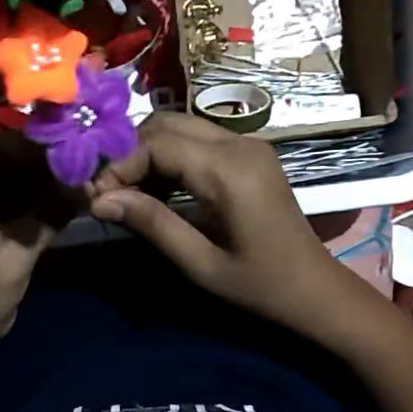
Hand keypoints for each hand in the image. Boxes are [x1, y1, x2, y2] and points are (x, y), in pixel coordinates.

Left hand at [0, 132, 77, 377]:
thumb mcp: (13, 251)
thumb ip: (49, 212)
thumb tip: (91, 180)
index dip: (38, 145)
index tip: (79, 143)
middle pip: (13, 159)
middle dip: (51, 162)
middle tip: (93, 158)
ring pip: (24, 177)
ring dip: (56, 179)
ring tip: (94, 173)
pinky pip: (28, 197)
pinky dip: (52, 197)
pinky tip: (82, 193)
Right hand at [89, 113, 364, 339]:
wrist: (314, 288)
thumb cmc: (260, 285)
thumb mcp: (200, 263)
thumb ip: (152, 224)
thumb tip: (99, 200)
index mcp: (229, 171)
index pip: (157, 143)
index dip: (120, 164)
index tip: (98, 198)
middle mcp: (240, 144)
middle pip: (166, 123)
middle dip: (130, 153)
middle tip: (110, 193)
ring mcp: (249, 144)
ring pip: (181, 126)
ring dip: (149, 152)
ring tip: (130, 194)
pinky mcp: (251, 153)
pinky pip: (199, 139)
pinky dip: (171, 156)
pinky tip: (160, 189)